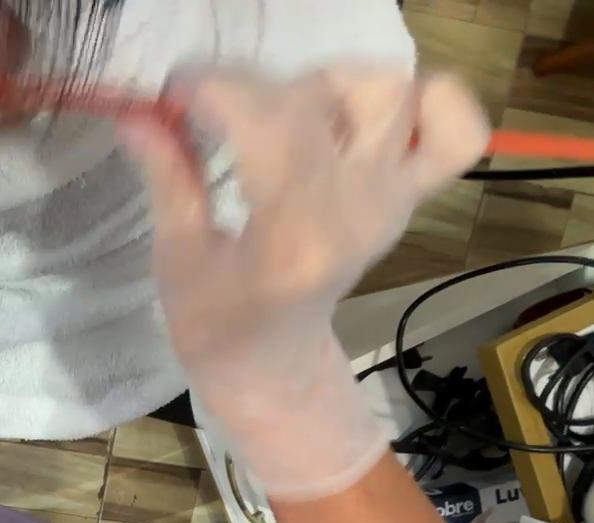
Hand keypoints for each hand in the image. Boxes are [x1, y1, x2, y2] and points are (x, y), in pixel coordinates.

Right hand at [121, 69, 488, 499]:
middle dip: (255, 90)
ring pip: (390, 93)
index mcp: (291, 238)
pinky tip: (363, 122)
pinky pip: (455, 130)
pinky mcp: (409, 198)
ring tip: (279, 119)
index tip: (174, 88)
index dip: (220, 89)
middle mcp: (356, 212)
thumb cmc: (212, 325)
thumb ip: (168, 180)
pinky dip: (424, 104)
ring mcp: (392, 202)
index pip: (270, 125)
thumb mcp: (177, 260)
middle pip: (324, 100)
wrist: (268, 364)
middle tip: (214, 116)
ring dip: (327, 87)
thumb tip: (138, 115)